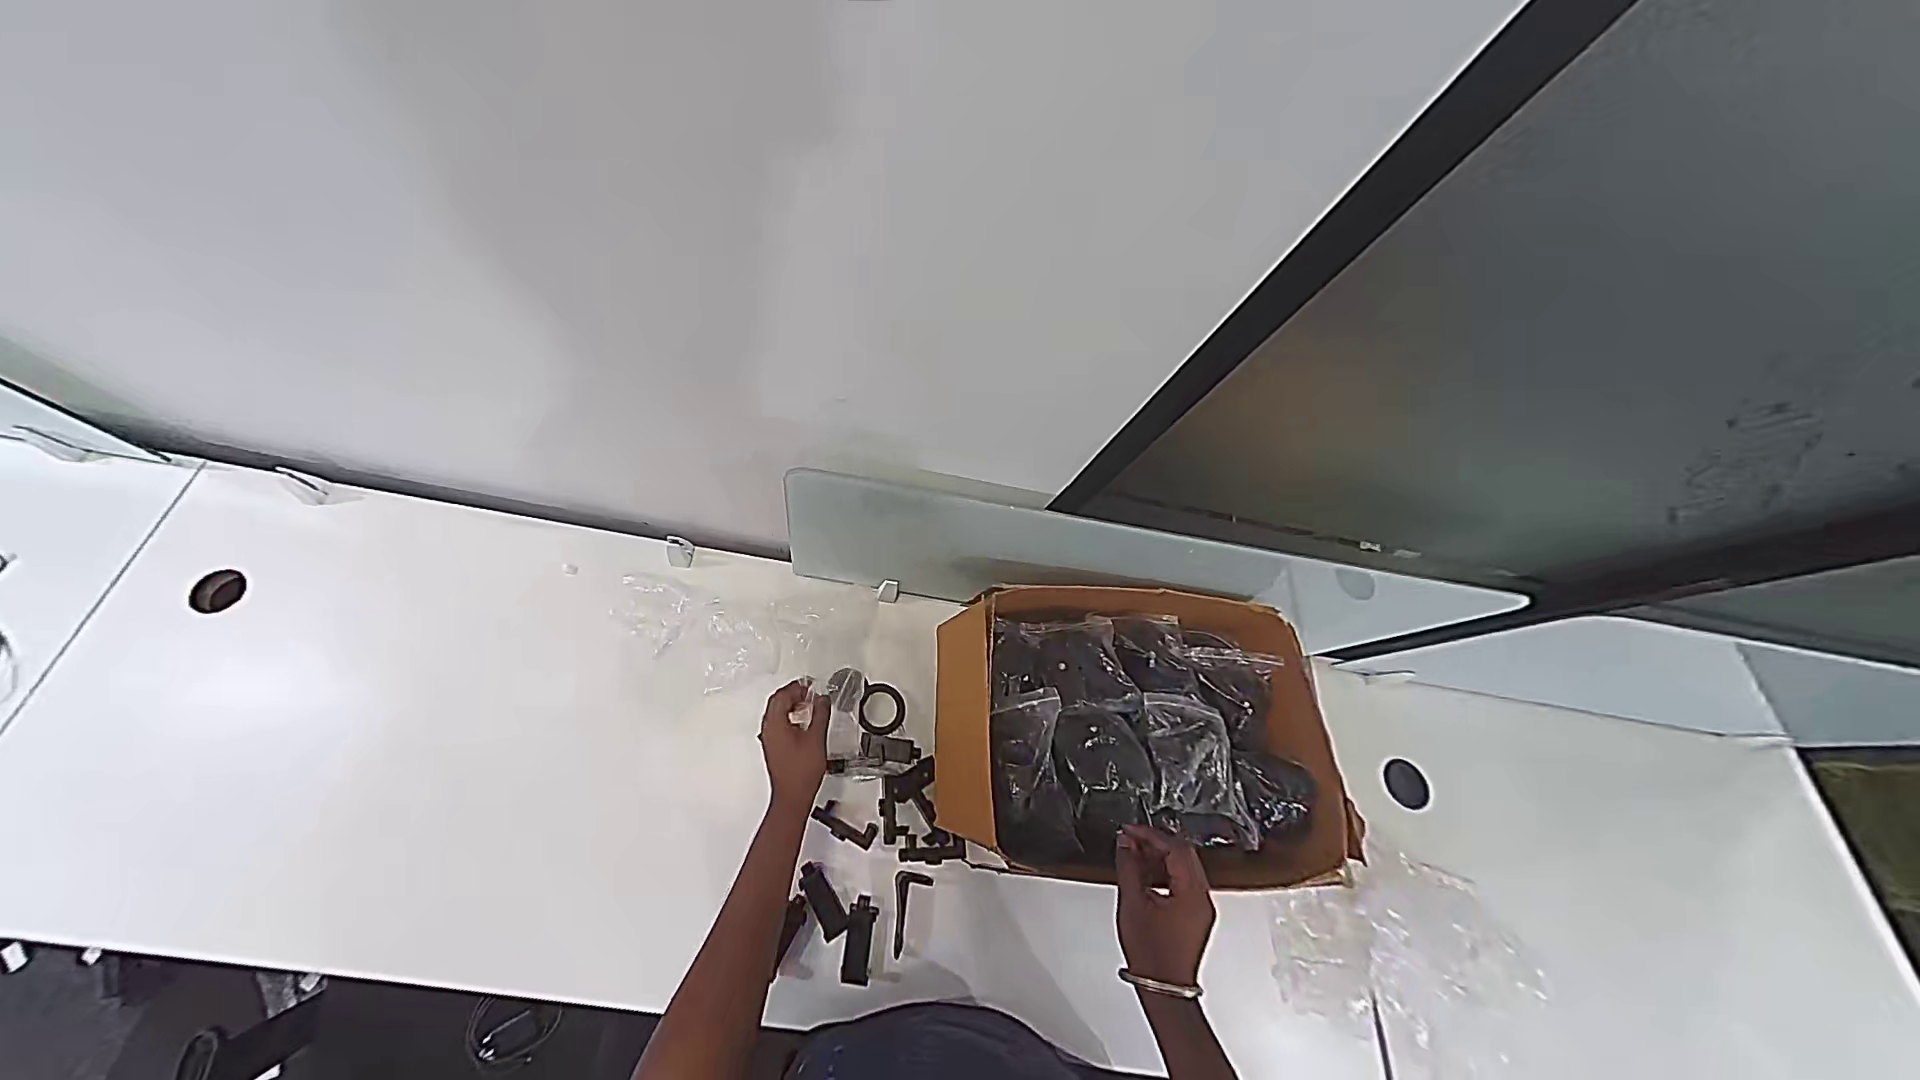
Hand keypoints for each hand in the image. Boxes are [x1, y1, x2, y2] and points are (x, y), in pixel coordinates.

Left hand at [760, 679, 828, 815]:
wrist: (792, 795)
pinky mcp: (773, 747)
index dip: (797, 687)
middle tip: (807, 690)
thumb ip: (820, 714)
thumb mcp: (817, 737)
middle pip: (776, 702)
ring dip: (790, 704)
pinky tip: (802, 720)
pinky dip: (789, 715)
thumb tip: (821, 700)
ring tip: (807, 703)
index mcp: (775, 724)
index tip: (809, 685)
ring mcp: (769, 739)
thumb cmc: (800, 772)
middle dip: (792, 693)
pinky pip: (777, 723)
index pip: (782, 696)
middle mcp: (768, 730)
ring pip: (776, 712)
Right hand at [1115, 824, 1215, 986]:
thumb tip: (1126, 843)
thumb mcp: (1132, 902)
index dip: (1150, 834)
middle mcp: (1203, 897)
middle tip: (1132, 837)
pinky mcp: (1195, 914)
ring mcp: (1201, 907)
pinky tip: (1144, 872)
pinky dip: (1164, 870)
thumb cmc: (1151, 954)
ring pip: (1183, 866)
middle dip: (1156, 841)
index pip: (1175, 848)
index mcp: (1193, 893)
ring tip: (1134, 852)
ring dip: (1159, 855)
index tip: (1131, 830)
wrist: (1163, 987)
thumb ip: (1128, 866)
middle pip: (1183, 854)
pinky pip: (1182, 881)